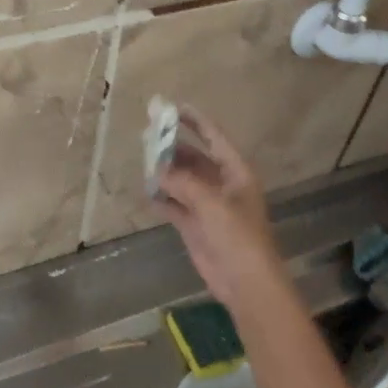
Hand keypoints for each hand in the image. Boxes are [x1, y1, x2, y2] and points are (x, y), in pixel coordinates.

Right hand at [153, 107, 287, 311]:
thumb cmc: (237, 236)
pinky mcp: (196, 226)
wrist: (245, 281)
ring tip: (142, 161)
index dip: (196, 121)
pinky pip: (175, 206)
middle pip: (195, 158)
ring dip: (165, 172)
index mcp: (236, 173)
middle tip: (147, 134)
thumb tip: (158, 169)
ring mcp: (208, 206)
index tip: (174, 107)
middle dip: (173, 147)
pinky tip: (146, 192)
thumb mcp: (212, 204)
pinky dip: (162, 199)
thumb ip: (184, 183)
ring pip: (183, 181)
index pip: (214, 138)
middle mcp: (223, 185)